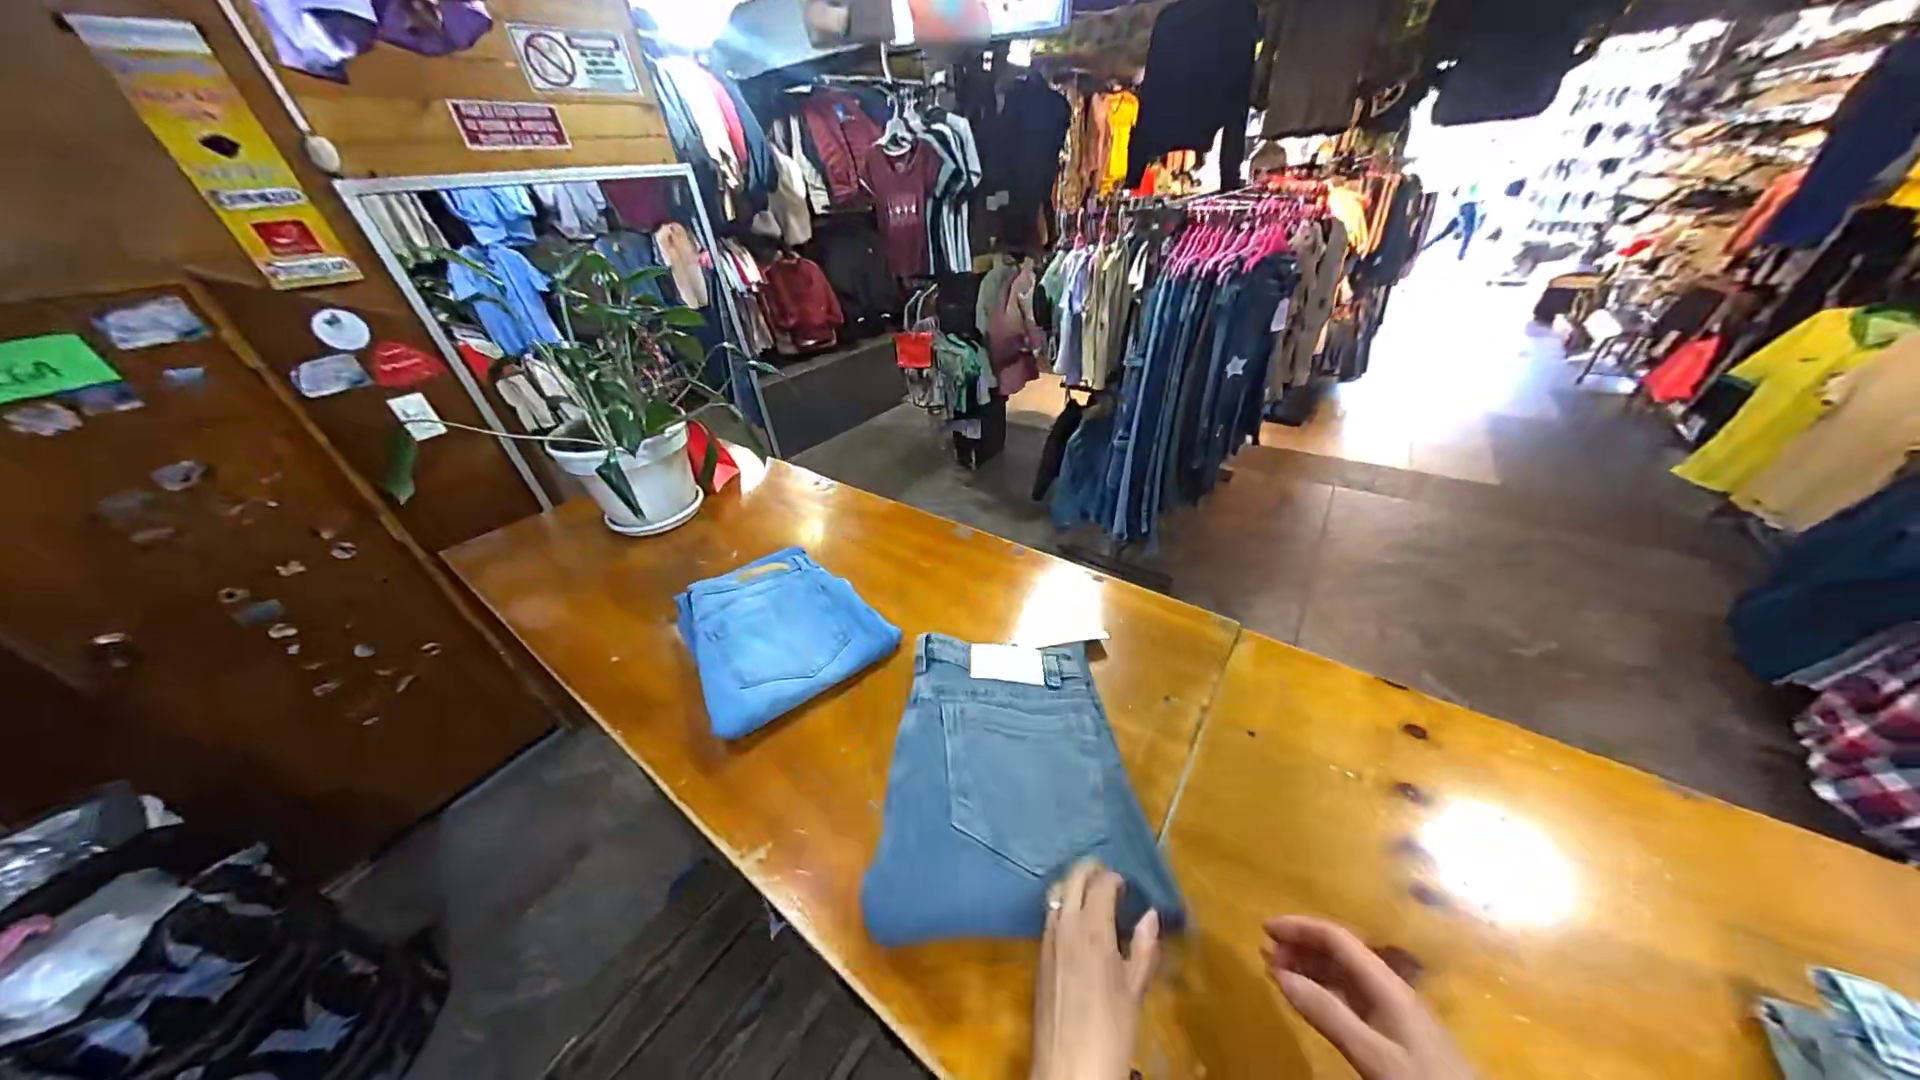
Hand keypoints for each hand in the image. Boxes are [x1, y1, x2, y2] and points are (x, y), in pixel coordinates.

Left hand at [1030, 860, 1161, 1079]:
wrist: (1068, 1067)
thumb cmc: (1110, 1031)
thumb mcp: (1135, 990)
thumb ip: (1143, 948)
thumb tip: (1150, 915)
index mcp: (1092, 928)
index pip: (1101, 883)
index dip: (1115, 878)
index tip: (1127, 885)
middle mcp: (1065, 924)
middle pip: (1073, 878)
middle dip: (1090, 870)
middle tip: (1108, 877)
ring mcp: (1047, 937)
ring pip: (1057, 893)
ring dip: (1073, 886)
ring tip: (1092, 896)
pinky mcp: (1039, 953)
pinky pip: (1050, 915)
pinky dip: (1063, 907)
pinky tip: (1077, 924)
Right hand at [1262, 916, 1475, 1079]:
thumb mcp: (1374, 1056)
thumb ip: (1328, 1014)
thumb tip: (1280, 974)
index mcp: (1386, 984)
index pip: (1337, 938)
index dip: (1299, 927)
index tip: (1264, 928)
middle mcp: (1389, 988)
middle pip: (1339, 951)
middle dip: (1300, 945)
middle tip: (1266, 954)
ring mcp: (1393, 1009)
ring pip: (1343, 973)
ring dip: (1308, 966)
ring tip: (1278, 971)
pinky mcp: (1394, 1031)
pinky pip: (1349, 996)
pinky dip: (1322, 989)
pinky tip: (1308, 998)